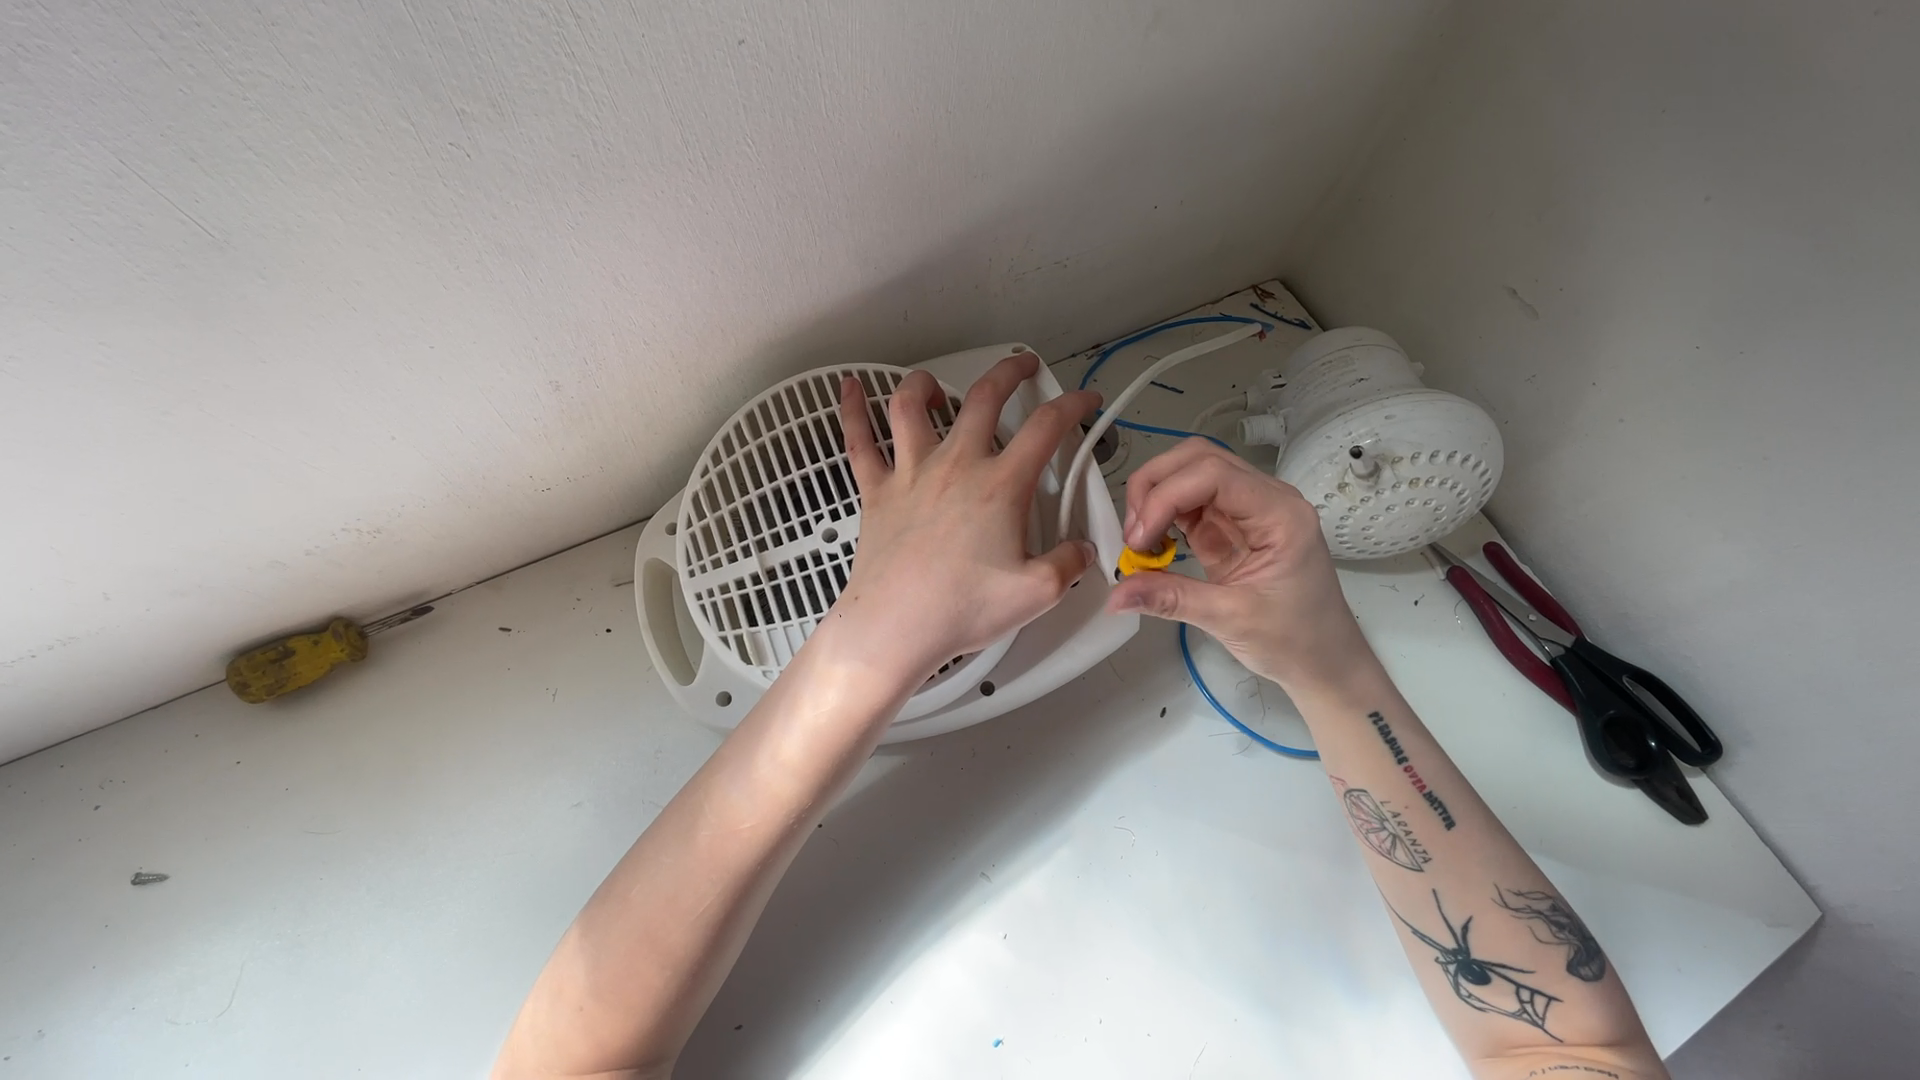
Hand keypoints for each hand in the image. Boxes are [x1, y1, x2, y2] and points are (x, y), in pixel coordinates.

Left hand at [832, 353, 1099, 677]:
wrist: (895, 627)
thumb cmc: (958, 609)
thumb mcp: (1037, 592)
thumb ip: (1069, 563)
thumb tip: (1080, 550)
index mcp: (1000, 485)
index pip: (1047, 427)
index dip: (1073, 405)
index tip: (1084, 401)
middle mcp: (955, 466)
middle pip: (985, 397)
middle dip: (1010, 371)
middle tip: (1023, 366)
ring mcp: (911, 474)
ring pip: (913, 405)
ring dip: (928, 383)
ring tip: (938, 382)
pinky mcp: (877, 492)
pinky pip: (859, 441)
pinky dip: (852, 410)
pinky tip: (849, 388)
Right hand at [1106, 439, 1374, 695]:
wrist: (1323, 662)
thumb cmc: (1294, 640)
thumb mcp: (1232, 620)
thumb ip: (1172, 599)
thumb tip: (1115, 596)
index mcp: (1280, 512)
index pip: (1212, 474)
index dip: (1165, 497)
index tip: (1137, 541)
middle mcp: (1265, 498)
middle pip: (1199, 459)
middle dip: (1155, 486)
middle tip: (1132, 534)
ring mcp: (1246, 509)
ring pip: (1190, 473)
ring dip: (1155, 497)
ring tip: (1137, 540)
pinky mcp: (1229, 526)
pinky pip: (1189, 503)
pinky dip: (1162, 516)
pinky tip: (1151, 544)